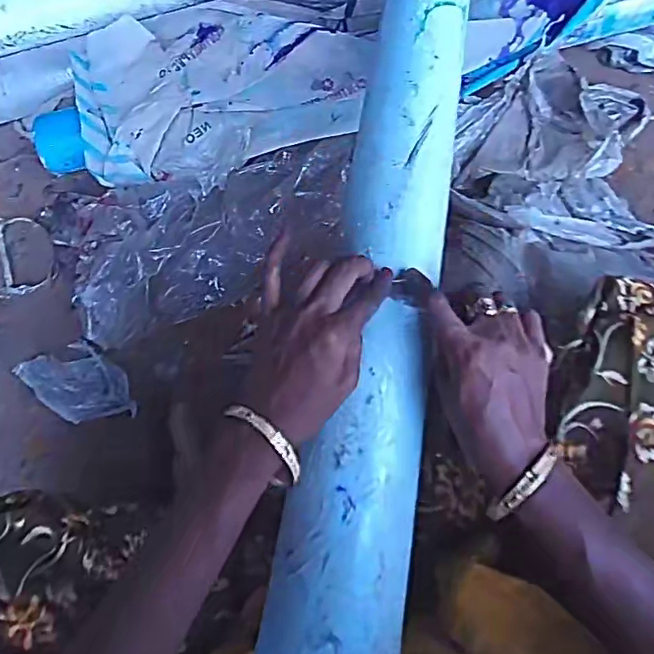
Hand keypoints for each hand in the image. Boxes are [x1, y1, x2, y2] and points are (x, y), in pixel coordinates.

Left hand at [239, 237, 392, 447]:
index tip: (387, 275)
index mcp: (337, 333)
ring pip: (314, 270)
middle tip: (368, 269)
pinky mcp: (268, 313)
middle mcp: (314, 314)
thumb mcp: (347, 381)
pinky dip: (278, 252)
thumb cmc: (311, 406)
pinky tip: (286, 233)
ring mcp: (288, 310)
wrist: (266, 420)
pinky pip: (271, 276)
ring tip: (342, 266)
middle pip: (343, 274)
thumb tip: (355, 321)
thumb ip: (355, 344)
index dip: (381, 284)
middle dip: (361, 266)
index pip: (367, 299)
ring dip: (333, 263)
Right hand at [413, 273, 552, 488]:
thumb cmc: (472, 426)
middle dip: (465, 304)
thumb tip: (440, 332)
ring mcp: (520, 341)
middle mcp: (492, 335)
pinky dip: (519, 320)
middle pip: (476, 297)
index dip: (425, 290)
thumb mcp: (443, 390)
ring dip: (491, 311)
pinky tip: (514, 333)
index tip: (416, 278)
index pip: (439, 306)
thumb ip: (441, 354)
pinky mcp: (540, 350)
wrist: (516, 450)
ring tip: (489, 327)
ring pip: (503, 304)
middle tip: (462, 318)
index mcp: (463, 347)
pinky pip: (530, 318)